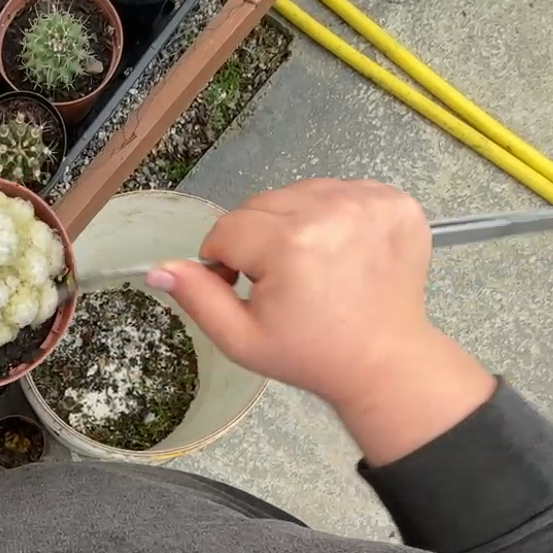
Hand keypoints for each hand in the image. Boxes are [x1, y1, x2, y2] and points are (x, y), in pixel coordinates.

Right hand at [148, 180, 494, 463]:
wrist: (382, 360)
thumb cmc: (307, 354)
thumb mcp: (240, 338)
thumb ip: (198, 297)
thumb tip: (157, 269)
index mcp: (289, 244)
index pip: (227, 229)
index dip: (223, 260)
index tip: (241, 287)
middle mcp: (330, 211)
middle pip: (260, 204)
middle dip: (256, 239)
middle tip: (275, 281)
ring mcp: (369, 201)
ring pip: (297, 193)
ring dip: (290, 223)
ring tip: (307, 265)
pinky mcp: (395, 200)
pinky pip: (339, 191)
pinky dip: (329, 216)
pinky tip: (336, 252)